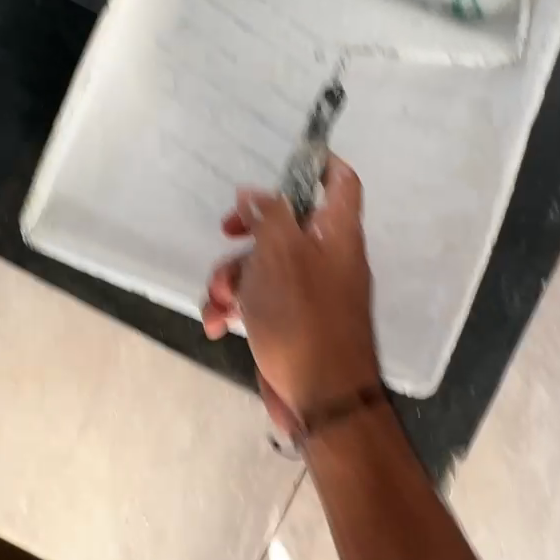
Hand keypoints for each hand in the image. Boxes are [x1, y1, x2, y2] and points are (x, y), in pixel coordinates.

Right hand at [202, 155, 381, 431]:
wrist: (322, 399)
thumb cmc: (303, 317)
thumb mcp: (280, 255)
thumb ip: (268, 216)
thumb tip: (255, 192)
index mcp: (336, 233)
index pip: (341, 182)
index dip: (320, 164)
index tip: (286, 160)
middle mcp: (327, 256)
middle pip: (286, 223)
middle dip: (247, 231)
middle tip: (225, 232)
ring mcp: (309, 291)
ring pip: (263, 264)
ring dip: (232, 278)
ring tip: (221, 302)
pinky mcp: (291, 321)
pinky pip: (260, 300)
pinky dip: (236, 307)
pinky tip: (218, 325)